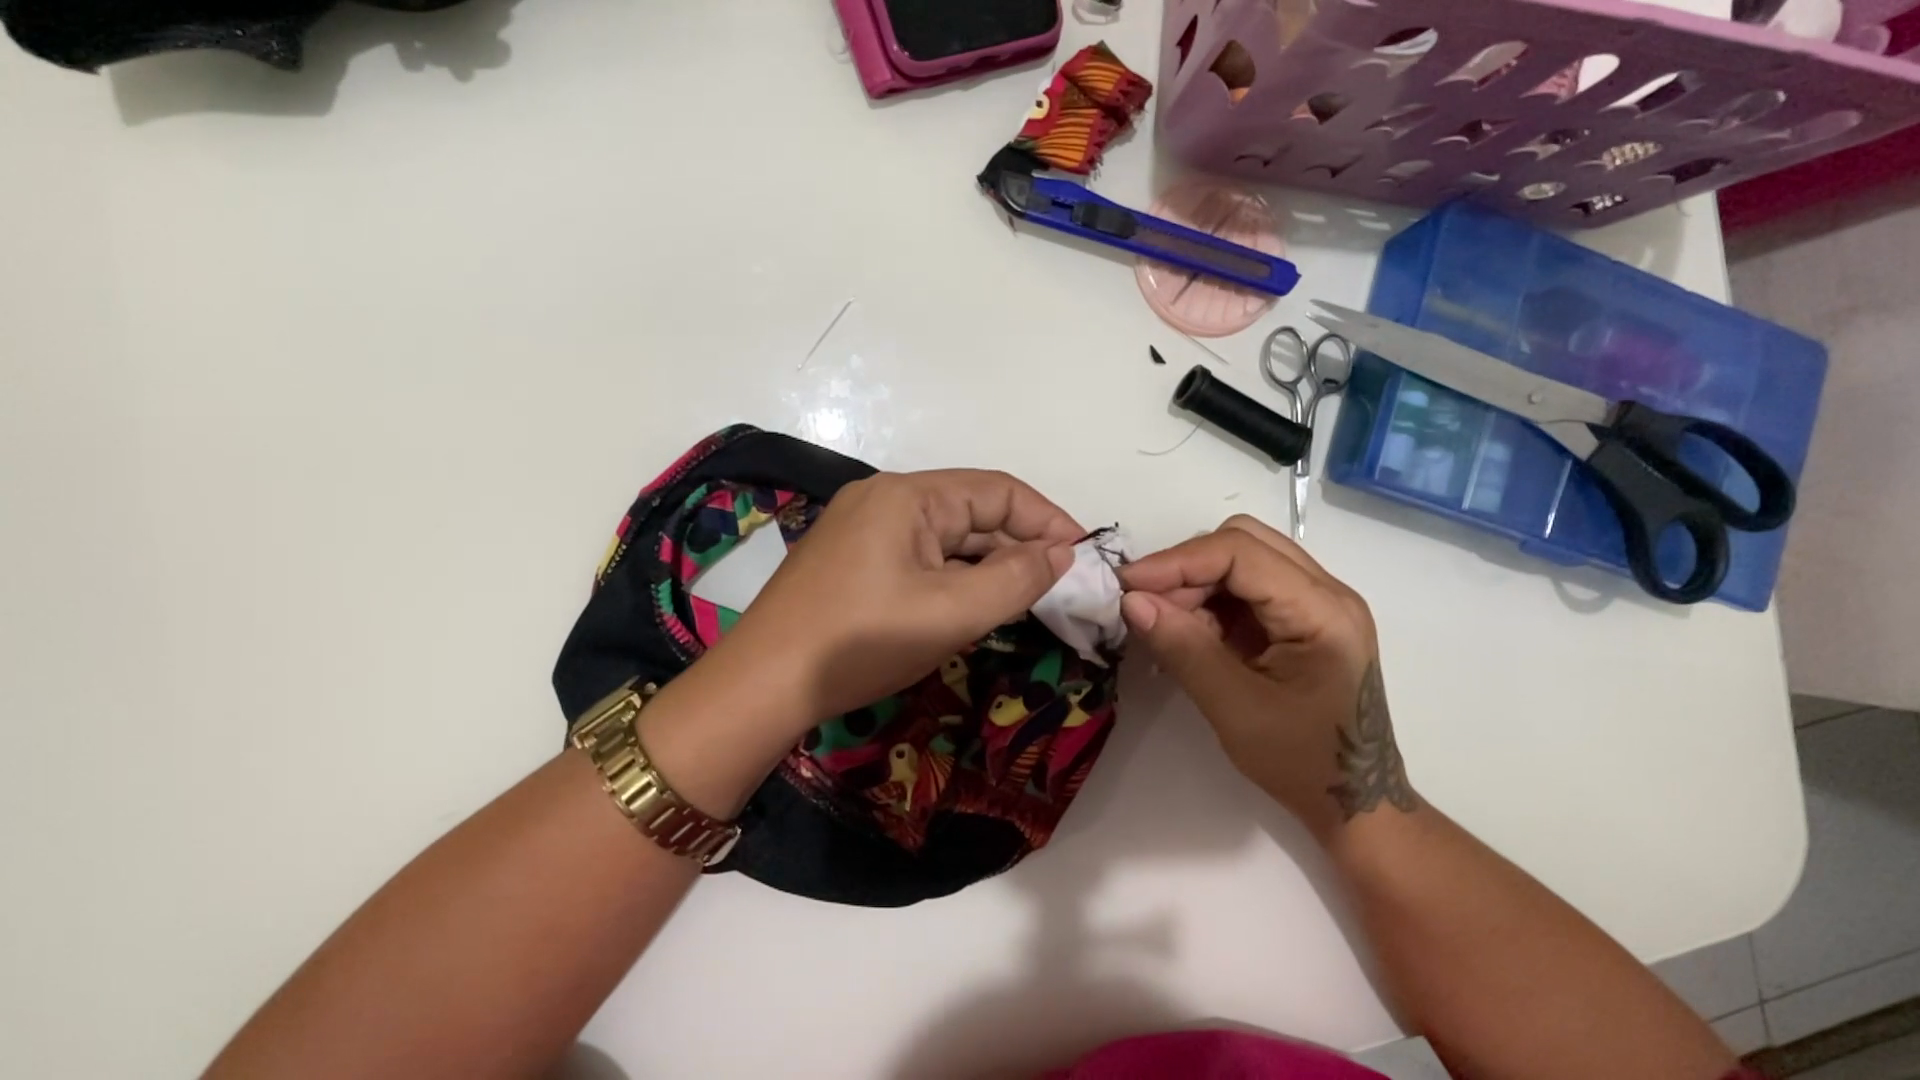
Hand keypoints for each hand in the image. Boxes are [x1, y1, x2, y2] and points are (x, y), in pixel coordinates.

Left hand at [702, 469, 1082, 733]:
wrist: (762, 685)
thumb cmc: (861, 642)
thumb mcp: (950, 613)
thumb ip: (1016, 580)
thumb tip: (1061, 555)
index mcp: (908, 496)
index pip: (998, 491)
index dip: (1048, 521)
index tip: (1084, 560)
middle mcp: (884, 500)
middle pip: (972, 513)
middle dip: (1020, 548)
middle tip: (1062, 591)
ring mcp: (863, 531)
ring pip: (946, 540)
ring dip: (988, 567)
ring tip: (1027, 605)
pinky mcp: (851, 563)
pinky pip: (920, 559)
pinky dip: (953, 580)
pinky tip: (973, 610)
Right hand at [1117, 515, 1415, 839]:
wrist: (1356, 802)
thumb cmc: (1302, 761)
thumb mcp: (1236, 709)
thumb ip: (1185, 648)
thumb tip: (1131, 601)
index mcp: (1323, 611)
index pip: (1241, 552)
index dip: (1178, 561)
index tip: (1128, 585)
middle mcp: (1327, 593)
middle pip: (1244, 543)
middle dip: (1187, 568)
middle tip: (1147, 607)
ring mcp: (1318, 604)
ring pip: (1243, 560)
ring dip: (1197, 583)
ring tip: (1166, 624)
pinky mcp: (1303, 620)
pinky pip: (1248, 588)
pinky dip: (1212, 601)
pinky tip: (1191, 634)